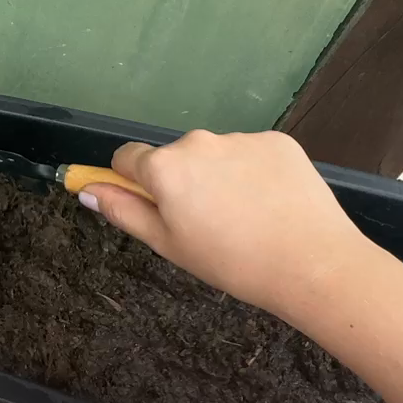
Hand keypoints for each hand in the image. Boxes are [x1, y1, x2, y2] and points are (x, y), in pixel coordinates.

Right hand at [79, 130, 375, 316]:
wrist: (316, 265)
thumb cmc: (231, 262)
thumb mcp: (167, 244)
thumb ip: (122, 211)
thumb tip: (86, 189)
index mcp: (163, 167)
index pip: (127, 157)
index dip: (135, 182)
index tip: (157, 207)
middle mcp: (196, 141)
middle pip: (173, 157)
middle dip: (181, 181)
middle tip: (207, 222)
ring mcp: (239, 138)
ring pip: (213, 155)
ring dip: (217, 176)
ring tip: (246, 216)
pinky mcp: (278, 140)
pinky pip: (251, 152)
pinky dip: (253, 172)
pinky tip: (271, 203)